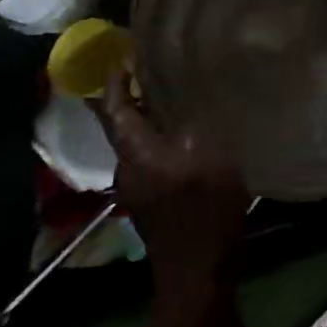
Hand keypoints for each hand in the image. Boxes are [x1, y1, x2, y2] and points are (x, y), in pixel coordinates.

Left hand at [93, 73, 250, 292]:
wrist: (196, 270)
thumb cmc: (206, 211)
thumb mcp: (213, 160)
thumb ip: (204, 125)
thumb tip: (201, 93)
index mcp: (137, 152)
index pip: (113, 109)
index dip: (113, 82)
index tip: (123, 56)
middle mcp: (127, 166)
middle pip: (121, 123)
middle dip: (133, 95)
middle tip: (157, 68)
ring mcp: (136, 185)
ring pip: (136, 140)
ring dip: (148, 116)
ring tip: (176, 94)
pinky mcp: (149, 198)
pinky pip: (147, 155)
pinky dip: (159, 136)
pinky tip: (187, 132)